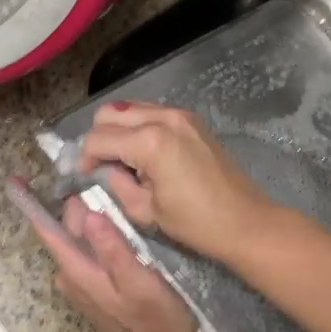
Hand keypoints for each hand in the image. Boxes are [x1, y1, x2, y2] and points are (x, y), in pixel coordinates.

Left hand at [7, 180, 194, 331]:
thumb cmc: (155, 321)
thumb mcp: (140, 283)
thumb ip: (114, 250)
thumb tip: (89, 215)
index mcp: (77, 269)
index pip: (47, 231)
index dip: (30, 204)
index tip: (14, 179)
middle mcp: (70, 273)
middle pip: (67, 227)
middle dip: (80, 202)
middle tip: (107, 177)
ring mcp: (81, 279)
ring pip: (80, 236)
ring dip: (93, 216)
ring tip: (119, 195)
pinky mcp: (94, 283)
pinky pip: (89, 248)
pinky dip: (99, 232)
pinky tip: (121, 223)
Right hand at [76, 103, 273, 260]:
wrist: (245, 222)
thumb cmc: (195, 223)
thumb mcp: (145, 211)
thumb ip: (117, 185)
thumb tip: (105, 170)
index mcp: (150, 142)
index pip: (98, 139)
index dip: (85, 158)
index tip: (85, 177)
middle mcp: (163, 118)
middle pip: (109, 113)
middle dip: (99, 138)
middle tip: (101, 165)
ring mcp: (180, 114)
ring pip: (129, 108)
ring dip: (118, 129)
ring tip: (122, 159)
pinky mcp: (191, 120)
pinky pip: (151, 112)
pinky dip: (138, 126)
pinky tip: (143, 154)